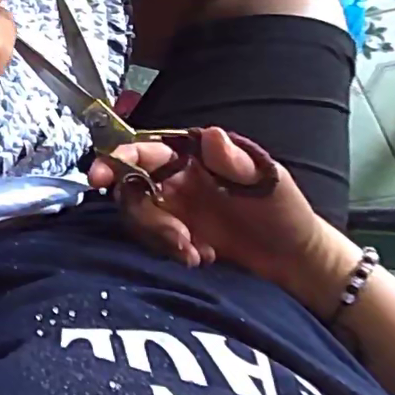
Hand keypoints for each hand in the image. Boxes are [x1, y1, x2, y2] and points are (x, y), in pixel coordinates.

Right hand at [88, 127, 362, 314]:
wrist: (295, 261)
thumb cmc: (284, 212)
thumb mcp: (267, 183)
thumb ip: (234, 161)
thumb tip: (209, 133)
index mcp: (189, 158)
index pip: (143, 151)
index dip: (116, 159)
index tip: (99, 177)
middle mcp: (172, 179)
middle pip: (129, 188)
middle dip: (146, 217)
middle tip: (178, 239)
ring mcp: (170, 208)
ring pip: (137, 216)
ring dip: (160, 237)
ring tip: (197, 253)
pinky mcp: (172, 235)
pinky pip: (151, 240)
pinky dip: (170, 251)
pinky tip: (202, 256)